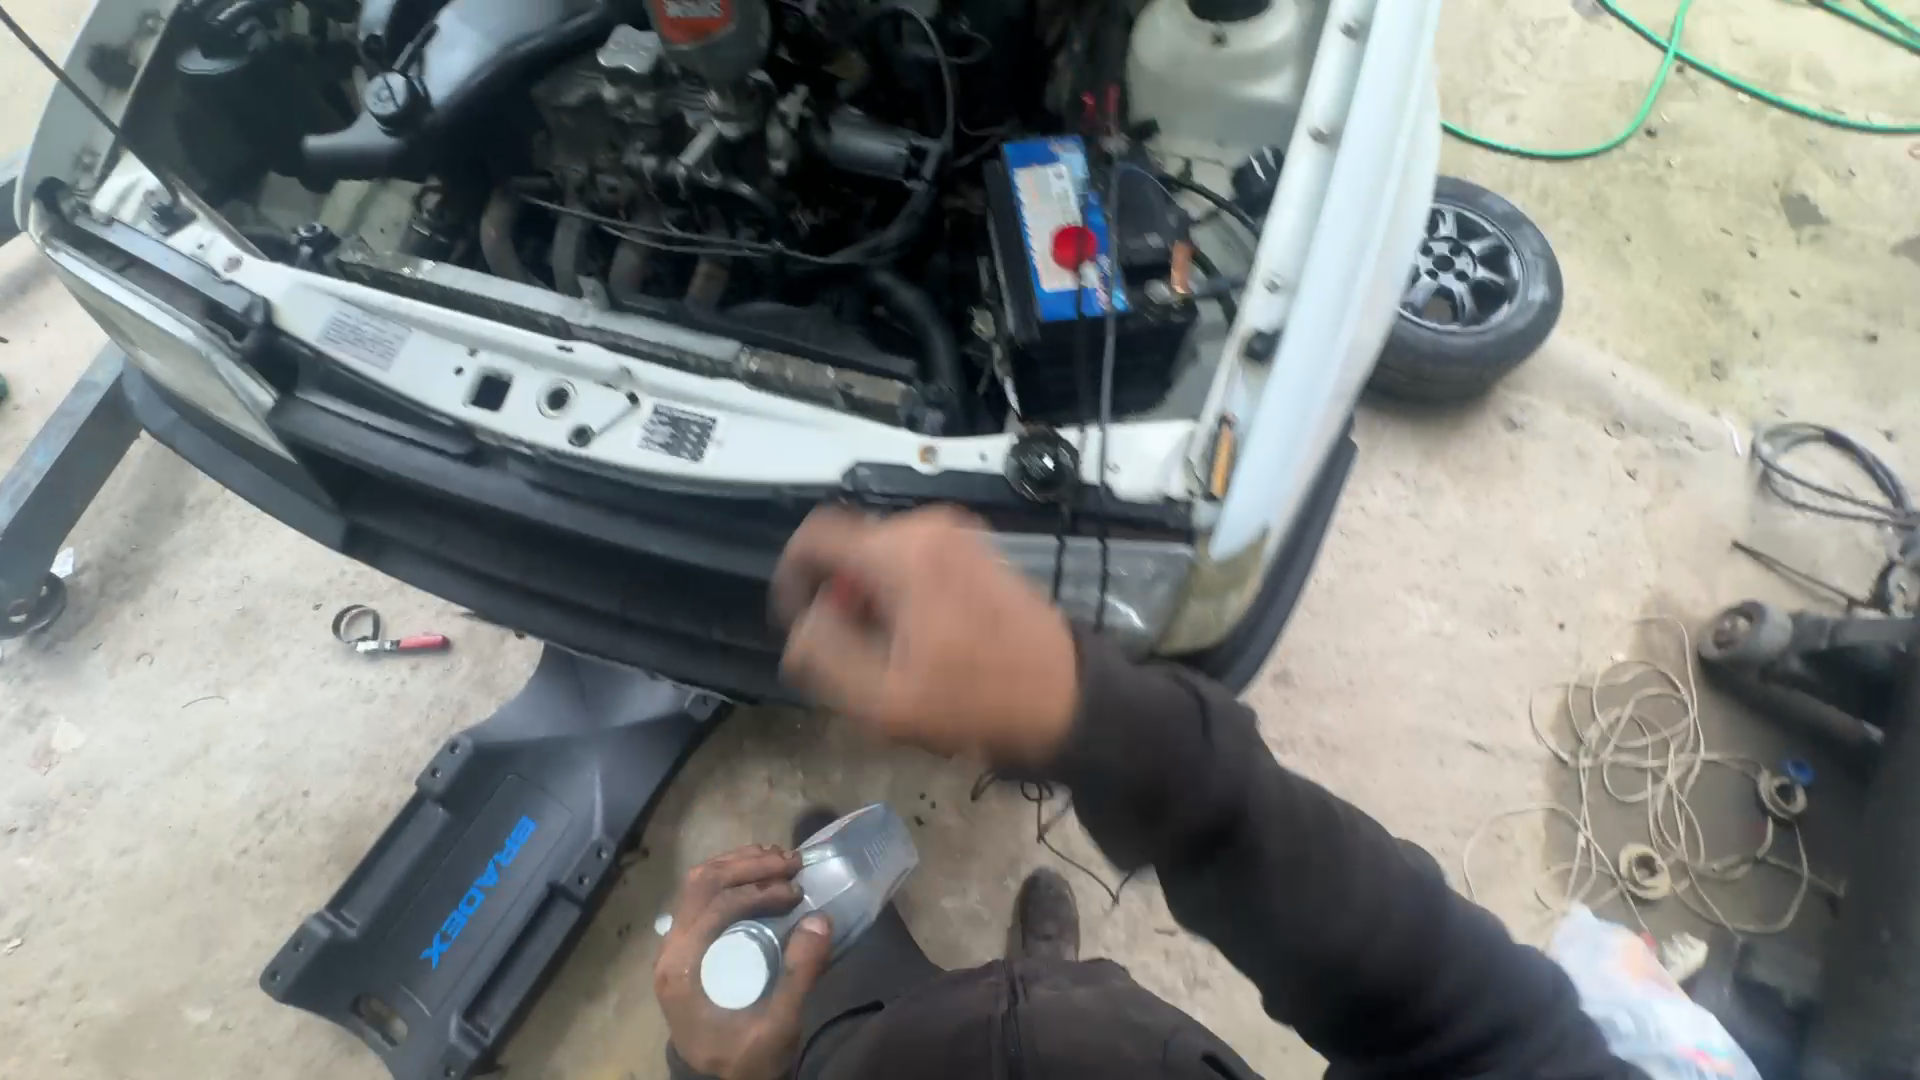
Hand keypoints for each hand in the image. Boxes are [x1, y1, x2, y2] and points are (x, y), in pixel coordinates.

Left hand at [653, 845, 832, 1079]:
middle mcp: (671, 949)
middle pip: (704, 882)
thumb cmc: (746, 1058)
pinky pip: (704, 892)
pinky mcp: (688, 941)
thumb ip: (799, 976)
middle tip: (793, 863)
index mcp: (682, 969)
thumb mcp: (777, 1027)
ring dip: (742, 863)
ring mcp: (676, 943)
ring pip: (701, 880)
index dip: (758, 890)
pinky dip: (734, 872)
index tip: (796, 892)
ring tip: (783, 860)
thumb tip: (820, 918)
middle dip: (751, 865)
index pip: (716, 906)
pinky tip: (764, 871)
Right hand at [770, 505, 1079, 765]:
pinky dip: (903, 594)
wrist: (1065, 695)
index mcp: (903, 552)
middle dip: (842, 600)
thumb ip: (824, 654)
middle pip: (851, 550)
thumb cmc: (976, 700)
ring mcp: (958, 534)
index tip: (801, 623)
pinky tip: (924, 640)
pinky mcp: (976, 548)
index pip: (814, 537)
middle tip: (859, 656)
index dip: (794, 579)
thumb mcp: (883, 699)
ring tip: (896, 655)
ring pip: (882, 558)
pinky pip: (916, 561)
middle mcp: (929, 528)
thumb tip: (804, 622)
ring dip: (873, 601)